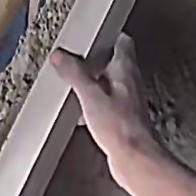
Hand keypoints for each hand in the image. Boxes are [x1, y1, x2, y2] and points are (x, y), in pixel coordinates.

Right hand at [50, 33, 158, 164]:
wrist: (135, 160)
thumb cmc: (120, 127)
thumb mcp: (89, 95)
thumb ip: (75, 73)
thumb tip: (60, 56)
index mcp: (125, 70)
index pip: (123, 43)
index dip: (109, 37)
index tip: (93, 35)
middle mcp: (130, 83)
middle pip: (115, 63)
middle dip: (97, 61)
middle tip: (78, 59)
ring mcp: (128, 102)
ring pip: (110, 85)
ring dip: (95, 84)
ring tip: (76, 84)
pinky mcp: (124, 121)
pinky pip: (107, 105)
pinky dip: (94, 105)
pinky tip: (82, 114)